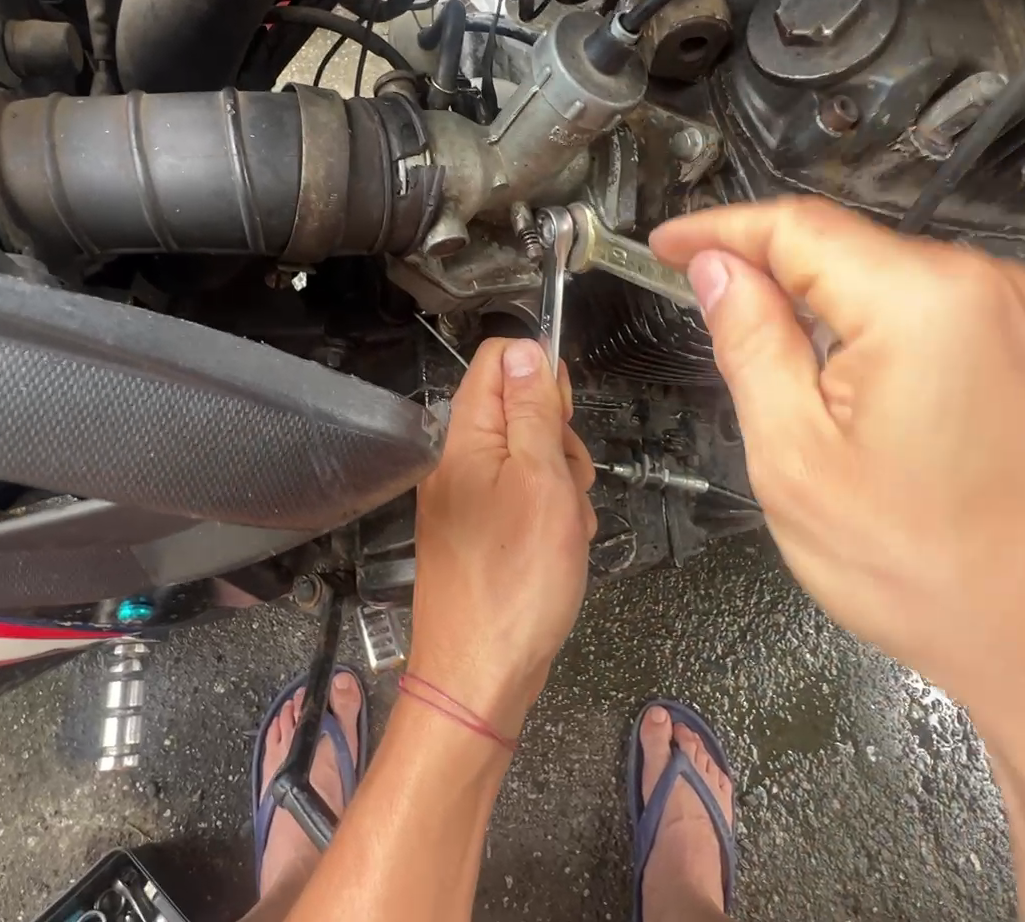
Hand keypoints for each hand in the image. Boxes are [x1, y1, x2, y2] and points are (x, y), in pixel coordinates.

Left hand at [410, 338, 596, 736]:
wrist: (480, 676)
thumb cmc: (513, 585)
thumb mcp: (540, 481)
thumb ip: (532, 411)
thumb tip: (525, 348)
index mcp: (463, 436)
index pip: (496, 360)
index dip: (539, 373)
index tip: (564, 416)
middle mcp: (458, 460)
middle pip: (520, 409)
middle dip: (558, 439)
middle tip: (567, 483)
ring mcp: (468, 496)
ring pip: (531, 457)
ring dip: (561, 484)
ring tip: (563, 527)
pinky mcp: (482, 529)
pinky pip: (525, 498)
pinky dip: (550, 515)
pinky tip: (555, 547)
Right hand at [649, 198, 1024, 728]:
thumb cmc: (919, 568)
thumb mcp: (795, 459)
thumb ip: (751, 344)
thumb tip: (718, 270)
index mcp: (922, 301)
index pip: (795, 228)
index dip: (717, 229)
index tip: (664, 245)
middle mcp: (985, 285)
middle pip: (841, 248)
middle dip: (762, 267)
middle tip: (699, 302)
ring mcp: (1021, 315)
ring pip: (880, 277)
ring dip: (811, 300)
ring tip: (760, 348)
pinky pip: (924, 310)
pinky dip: (862, 324)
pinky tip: (836, 374)